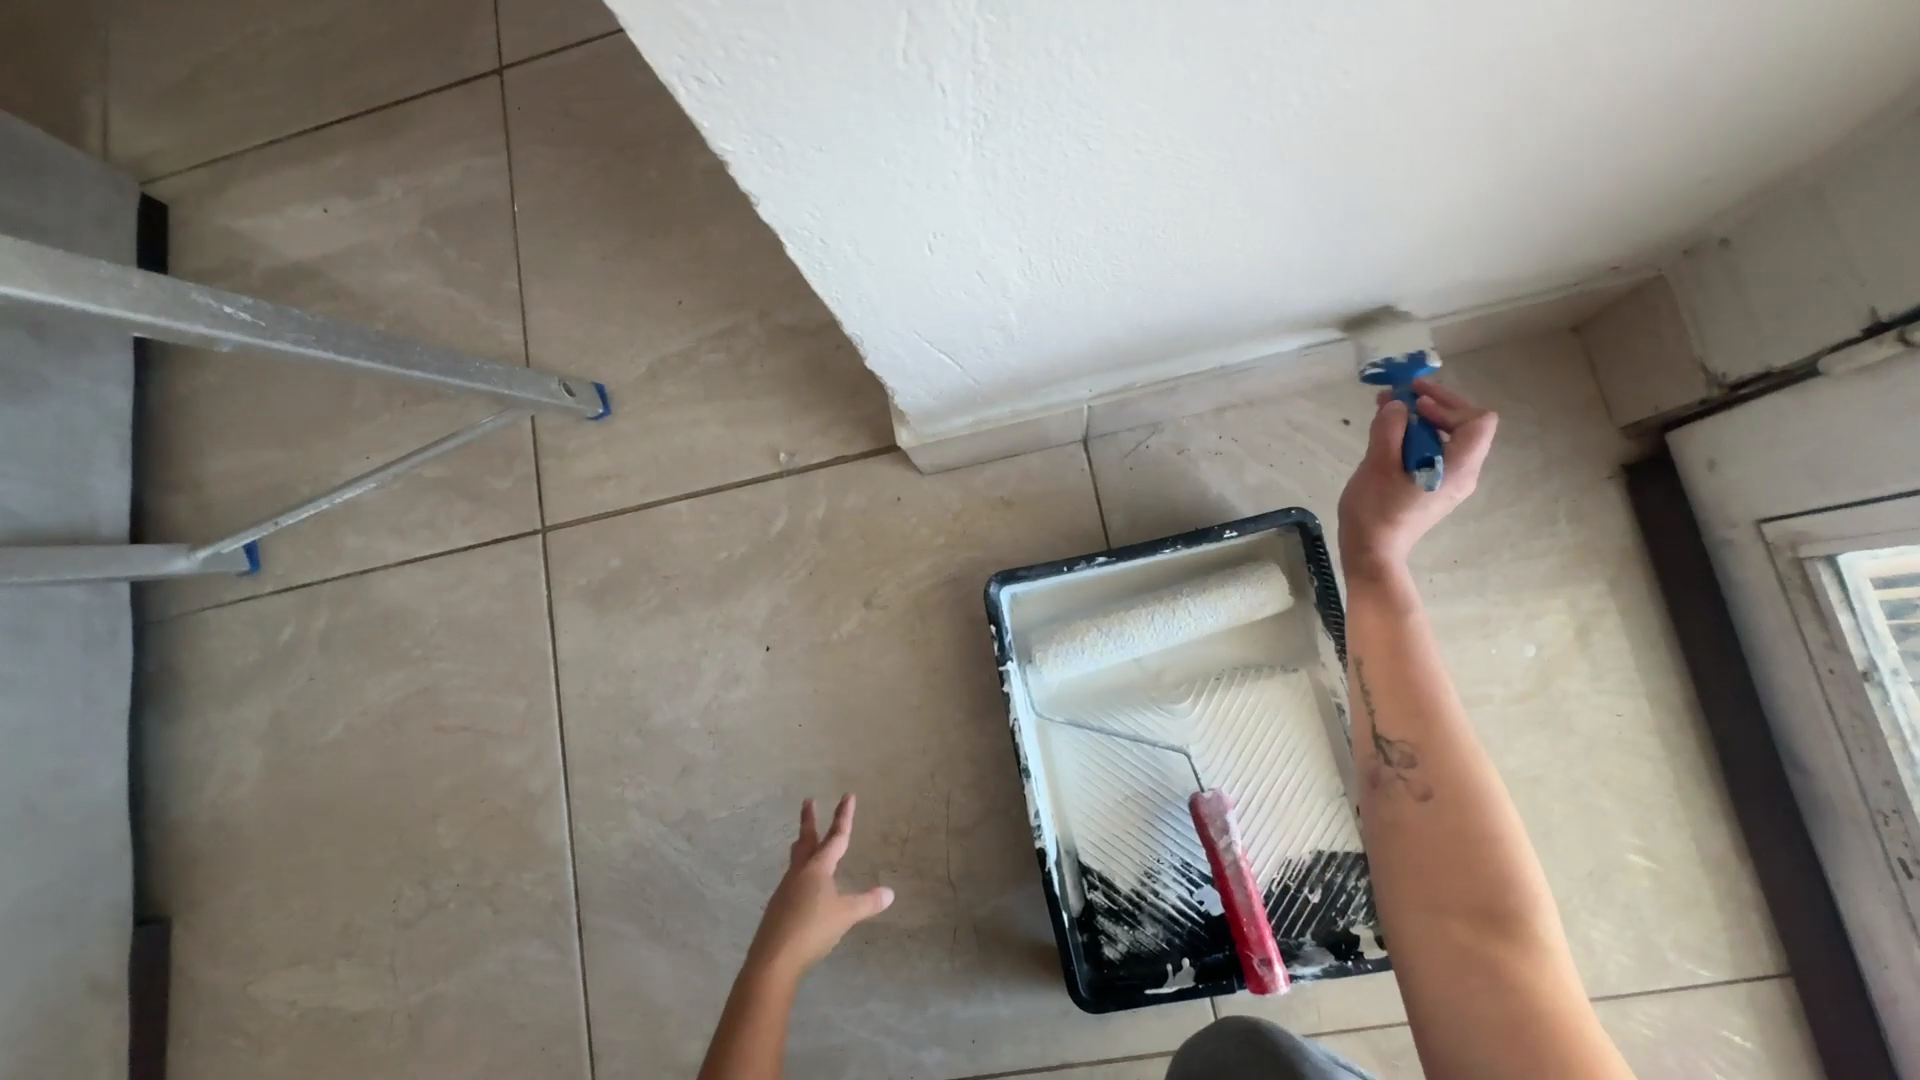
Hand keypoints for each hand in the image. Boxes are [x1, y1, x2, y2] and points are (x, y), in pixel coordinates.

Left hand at [743, 794, 894, 982]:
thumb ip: (867, 903)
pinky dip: (801, 873)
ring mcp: (786, 889)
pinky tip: (804, 886)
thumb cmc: (813, 928)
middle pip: (806, 840)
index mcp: (818, 868)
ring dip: (803, 846)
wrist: (774, 958)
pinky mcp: (779, 907)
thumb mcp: (846, 915)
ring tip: (804, 841)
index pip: (836, 837)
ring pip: (796, 859)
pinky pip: (793, 880)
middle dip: (809, 820)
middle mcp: (800, 872)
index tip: (848, 795)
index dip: (844, 816)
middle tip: (808, 801)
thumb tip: (890, 893)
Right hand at [1337, 378, 1496, 571]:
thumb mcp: (1378, 464)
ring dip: (1420, 422)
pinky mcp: (1434, 488)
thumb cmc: (1376, 510)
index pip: (1477, 420)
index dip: (1448, 404)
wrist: (1371, 552)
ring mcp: (1450, 482)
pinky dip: (1415, 440)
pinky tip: (1389, 438)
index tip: (1415, 403)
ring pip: (1447, 439)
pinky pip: (1434, 454)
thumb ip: (1390, 428)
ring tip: (1387, 413)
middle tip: (1398, 396)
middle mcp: (1463, 473)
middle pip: (1464, 426)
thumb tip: (1398, 404)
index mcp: (1458, 467)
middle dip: (1432, 406)